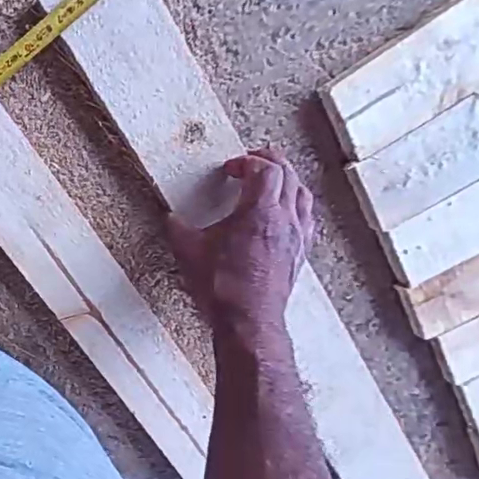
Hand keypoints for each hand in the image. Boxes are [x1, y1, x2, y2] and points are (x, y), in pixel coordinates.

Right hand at [167, 147, 314, 338]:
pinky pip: (306, 217)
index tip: (230, 167)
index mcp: (258, 212)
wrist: (247, 318)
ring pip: (302, 194)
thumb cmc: (222, 286)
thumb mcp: (188, 252)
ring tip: (273, 180)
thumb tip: (171, 220)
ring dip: (287, 181)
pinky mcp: (299, 253)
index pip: (263, 170)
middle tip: (254, 160)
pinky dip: (296, 205)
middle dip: (271, 162)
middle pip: (288, 175)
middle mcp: (284, 218)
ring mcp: (297, 236)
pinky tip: (285, 213)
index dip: (246, 162)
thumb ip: (179, 229)